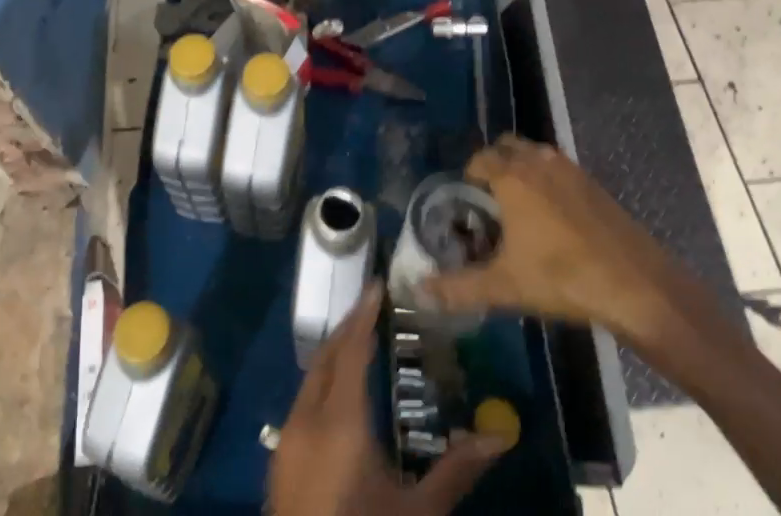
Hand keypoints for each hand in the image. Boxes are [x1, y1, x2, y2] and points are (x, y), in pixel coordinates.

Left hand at [270, 284, 509, 515]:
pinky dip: (324, 383)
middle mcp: (306, 419)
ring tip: (364, 344)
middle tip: (375, 309)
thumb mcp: (415, 513)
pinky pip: (303, 402)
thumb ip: (455, 471)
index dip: (363, 316)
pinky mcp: (280, 457)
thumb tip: (499, 435)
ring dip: (334, 356)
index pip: (349, 351)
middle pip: (325, 357)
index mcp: (339, 422)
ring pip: (310, 379)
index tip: (377, 287)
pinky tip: (343, 395)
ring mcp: (287, 438)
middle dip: (348, 329)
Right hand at [424, 136, 703, 346]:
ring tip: (518, 212)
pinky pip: (560, 171)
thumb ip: (458, 288)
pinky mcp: (596, 185)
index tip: (464, 208)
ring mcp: (572, 170)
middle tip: (488, 204)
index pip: (479, 159)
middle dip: (493, 166)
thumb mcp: (504, 287)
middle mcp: (540, 163)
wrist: (637, 286)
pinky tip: (552, 223)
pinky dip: (548, 183)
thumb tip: (419, 292)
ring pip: (536, 156)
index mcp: (513, 177)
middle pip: (508, 147)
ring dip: (522, 171)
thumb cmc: (562, 278)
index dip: (467, 179)